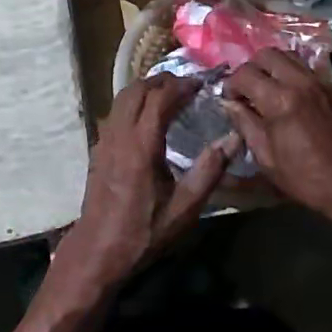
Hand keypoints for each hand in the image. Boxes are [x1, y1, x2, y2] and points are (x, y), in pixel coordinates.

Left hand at [57, 74, 238, 290]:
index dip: (181, 85)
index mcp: (141, 145)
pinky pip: (115, 111)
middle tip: (187, 85)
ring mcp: (104, 139)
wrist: (98, 251)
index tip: (201, 83)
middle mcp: (119, 134)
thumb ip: (210, 171)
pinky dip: (133, 102)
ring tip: (170, 95)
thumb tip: (234, 139)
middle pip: (137, 89)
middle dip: (162, 81)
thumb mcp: (184, 208)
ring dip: (145, 88)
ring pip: (122, 97)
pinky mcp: (98, 148)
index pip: (159, 98)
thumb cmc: (144, 232)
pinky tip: (148, 117)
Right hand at [222, 50, 331, 237]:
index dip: (231, 84)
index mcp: (279, 101)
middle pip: (266, 54)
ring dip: (272, 67)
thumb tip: (230, 104)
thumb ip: (245, 123)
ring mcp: (319, 81)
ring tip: (268, 88)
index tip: (230, 99)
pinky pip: (306, 68)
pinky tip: (290, 95)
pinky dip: (292, 74)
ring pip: (288, 55)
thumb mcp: (266, 157)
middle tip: (248, 90)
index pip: (245, 73)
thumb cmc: (304, 176)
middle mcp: (299, 82)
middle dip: (251, 68)